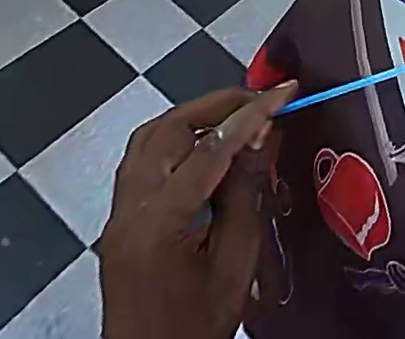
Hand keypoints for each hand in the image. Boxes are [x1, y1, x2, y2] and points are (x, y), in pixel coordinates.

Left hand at [100, 82, 298, 338]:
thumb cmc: (197, 326)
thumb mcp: (237, 263)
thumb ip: (246, 192)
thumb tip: (261, 133)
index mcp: (159, 225)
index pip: (210, 149)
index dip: (253, 113)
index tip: (286, 90)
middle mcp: (129, 211)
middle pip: (170, 129)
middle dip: (220, 105)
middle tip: (262, 102)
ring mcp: (118, 214)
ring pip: (151, 136)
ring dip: (195, 117)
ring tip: (237, 117)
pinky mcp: (119, 219)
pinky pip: (143, 157)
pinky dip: (177, 137)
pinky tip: (206, 144)